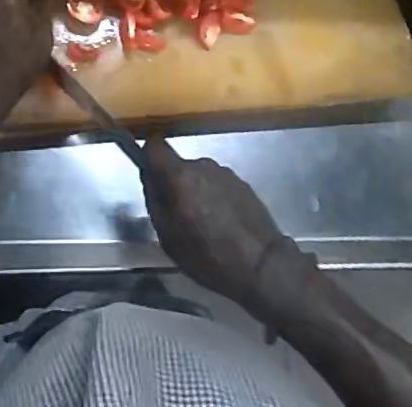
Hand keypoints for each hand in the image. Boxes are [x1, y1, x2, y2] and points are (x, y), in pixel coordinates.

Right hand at [141, 137, 294, 312]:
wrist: (263, 266)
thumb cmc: (209, 256)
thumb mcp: (168, 237)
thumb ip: (154, 200)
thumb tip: (149, 177)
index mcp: (179, 175)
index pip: (154, 146)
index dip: (149, 157)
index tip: (150, 176)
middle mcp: (202, 165)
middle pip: (178, 166)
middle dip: (175, 184)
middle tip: (179, 215)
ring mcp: (225, 172)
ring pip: (199, 176)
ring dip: (197, 192)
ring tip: (204, 225)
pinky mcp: (243, 183)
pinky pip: (218, 185)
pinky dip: (215, 198)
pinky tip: (223, 225)